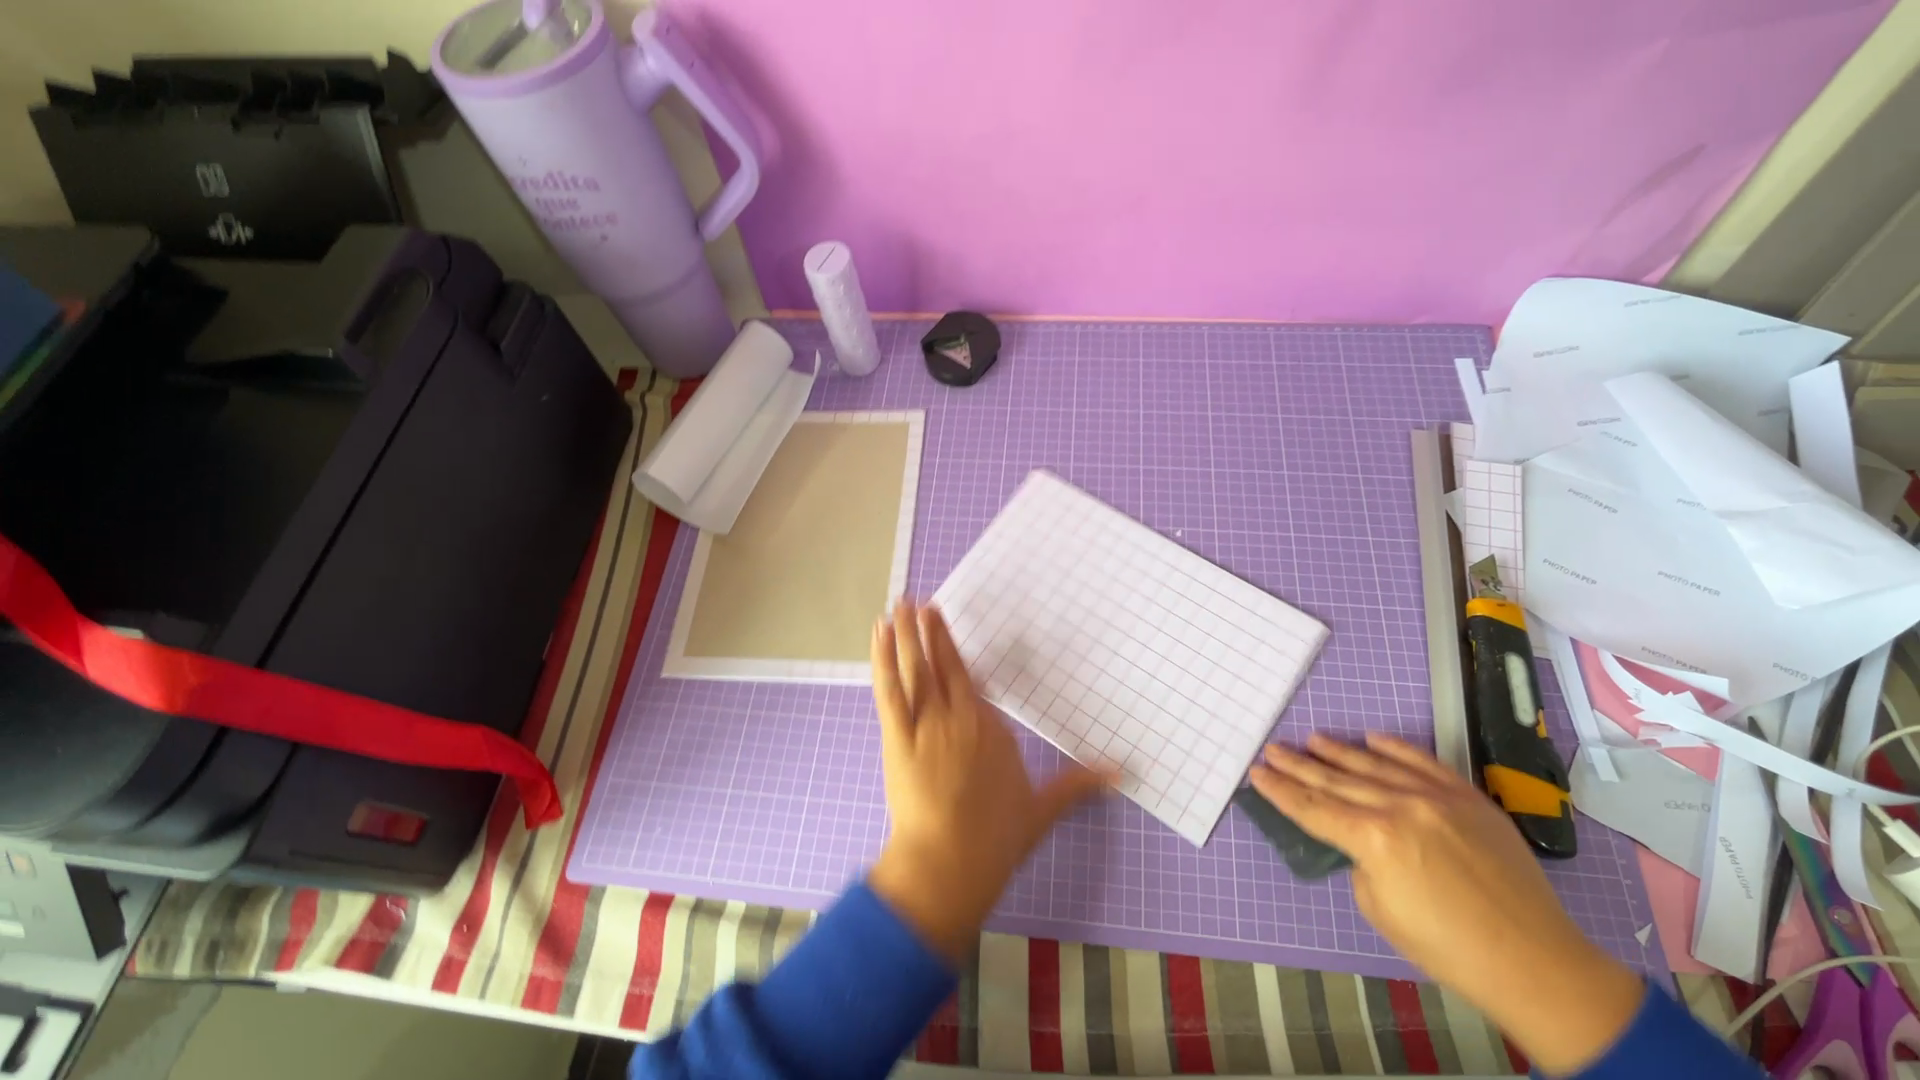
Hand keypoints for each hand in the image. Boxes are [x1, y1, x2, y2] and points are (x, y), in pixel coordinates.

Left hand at [866, 601, 1108, 964]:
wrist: (951, 862)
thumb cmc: (996, 838)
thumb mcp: (1042, 809)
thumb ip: (1077, 785)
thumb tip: (1119, 773)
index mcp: (992, 729)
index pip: (973, 685)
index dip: (956, 658)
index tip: (949, 634)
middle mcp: (960, 717)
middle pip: (945, 666)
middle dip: (933, 633)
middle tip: (925, 604)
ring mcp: (927, 724)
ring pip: (916, 669)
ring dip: (907, 634)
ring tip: (901, 604)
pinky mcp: (897, 737)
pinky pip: (890, 690)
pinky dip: (883, 659)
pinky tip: (880, 633)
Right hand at [1250, 733, 1643, 1075]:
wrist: (1532, 959)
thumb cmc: (1446, 948)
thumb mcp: (1380, 909)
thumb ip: (1363, 863)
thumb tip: (1366, 842)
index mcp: (1373, 839)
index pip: (1314, 809)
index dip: (1281, 792)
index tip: (1257, 773)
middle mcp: (1400, 807)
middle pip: (1337, 782)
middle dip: (1300, 766)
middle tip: (1273, 749)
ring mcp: (1437, 797)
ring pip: (1376, 766)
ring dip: (1339, 752)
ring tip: (1311, 739)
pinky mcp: (1469, 798)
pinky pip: (1424, 763)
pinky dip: (1395, 749)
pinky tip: (1372, 738)